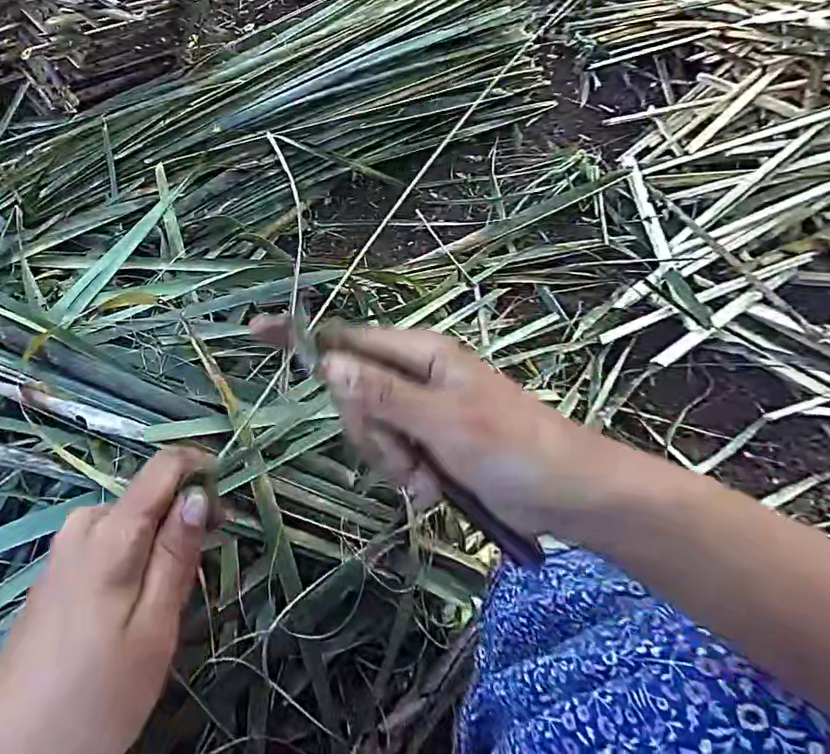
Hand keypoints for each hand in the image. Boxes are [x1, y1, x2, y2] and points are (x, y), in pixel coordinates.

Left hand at [0, 448, 213, 753]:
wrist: (9, 752)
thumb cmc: (94, 697)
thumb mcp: (153, 631)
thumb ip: (176, 556)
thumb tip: (197, 494)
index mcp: (109, 531)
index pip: (162, 467)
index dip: (200, 469)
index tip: (227, 497)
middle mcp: (82, 525)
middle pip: (147, 498)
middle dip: (182, 520)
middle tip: (203, 574)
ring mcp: (63, 550)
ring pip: (128, 526)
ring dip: (158, 546)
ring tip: (168, 607)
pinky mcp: (54, 575)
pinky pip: (106, 547)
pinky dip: (132, 561)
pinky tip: (130, 614)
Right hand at [250, 317, 654, 539]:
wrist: (573, 498)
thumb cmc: (515, 448)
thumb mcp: (444, 421)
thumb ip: (383, 395)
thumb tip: (328, 363)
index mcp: (418, 353)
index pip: (345, 338)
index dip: (301, 336)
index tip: (255, 330)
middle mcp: (413, 376)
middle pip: (351, 395)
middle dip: (371, 433)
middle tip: (408, 455)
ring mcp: (419, 411)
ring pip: (368, 431)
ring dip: (393, 462)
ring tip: (432, 477)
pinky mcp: (427, 443)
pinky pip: (391, 456)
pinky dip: (408, 477)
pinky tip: (438, 488)